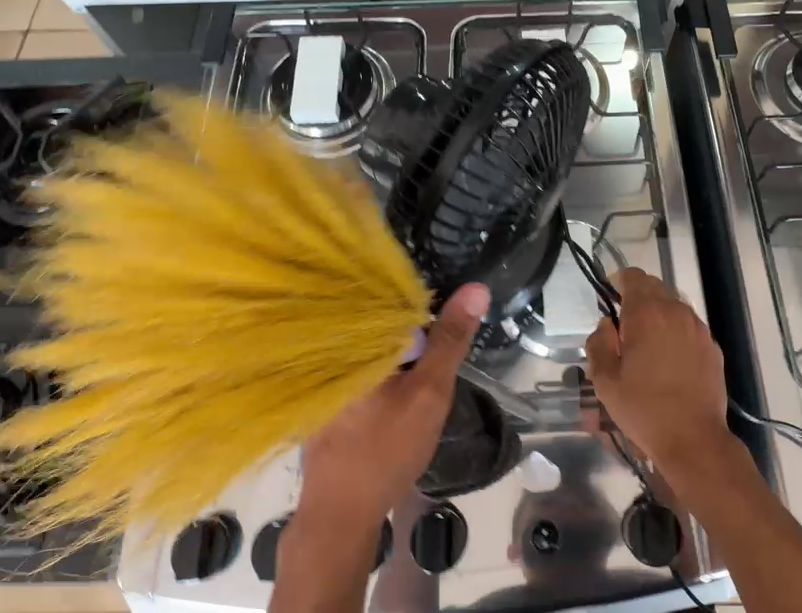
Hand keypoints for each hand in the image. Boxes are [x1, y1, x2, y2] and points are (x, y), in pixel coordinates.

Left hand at [299, 282, 489, 523]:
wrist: (340, 514)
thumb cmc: (385, 450)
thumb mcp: (430, 391)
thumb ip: (450, 339)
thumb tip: (477, 288)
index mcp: (350, 338)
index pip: (387, 291)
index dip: (422, 293)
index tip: (449, 299)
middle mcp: (330, 346)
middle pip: (378, 314)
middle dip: (411, 317)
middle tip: (444, 324)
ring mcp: (324, 370)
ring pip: (370, 338)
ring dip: (398, 339)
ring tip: (428, 345)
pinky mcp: (326, 390)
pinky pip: (359, 358)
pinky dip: (382, 359)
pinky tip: (401, 373)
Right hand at [586, 268, 731, 472]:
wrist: (693, 439)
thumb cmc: (643, 409)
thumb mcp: (604, 380)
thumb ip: (599, 343)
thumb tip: (607, 325)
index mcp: (646, 314)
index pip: (633, 277)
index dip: (619, 282)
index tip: (610, 299)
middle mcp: (675, 312)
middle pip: (654, 287)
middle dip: (638, 297)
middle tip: (625, 325)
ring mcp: (698, 328)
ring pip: (674, 305)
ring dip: (658, 313)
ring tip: (647, 343)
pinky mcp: (712, 346)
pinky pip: (689, 326)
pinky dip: (676, 331)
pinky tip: (669, 358)